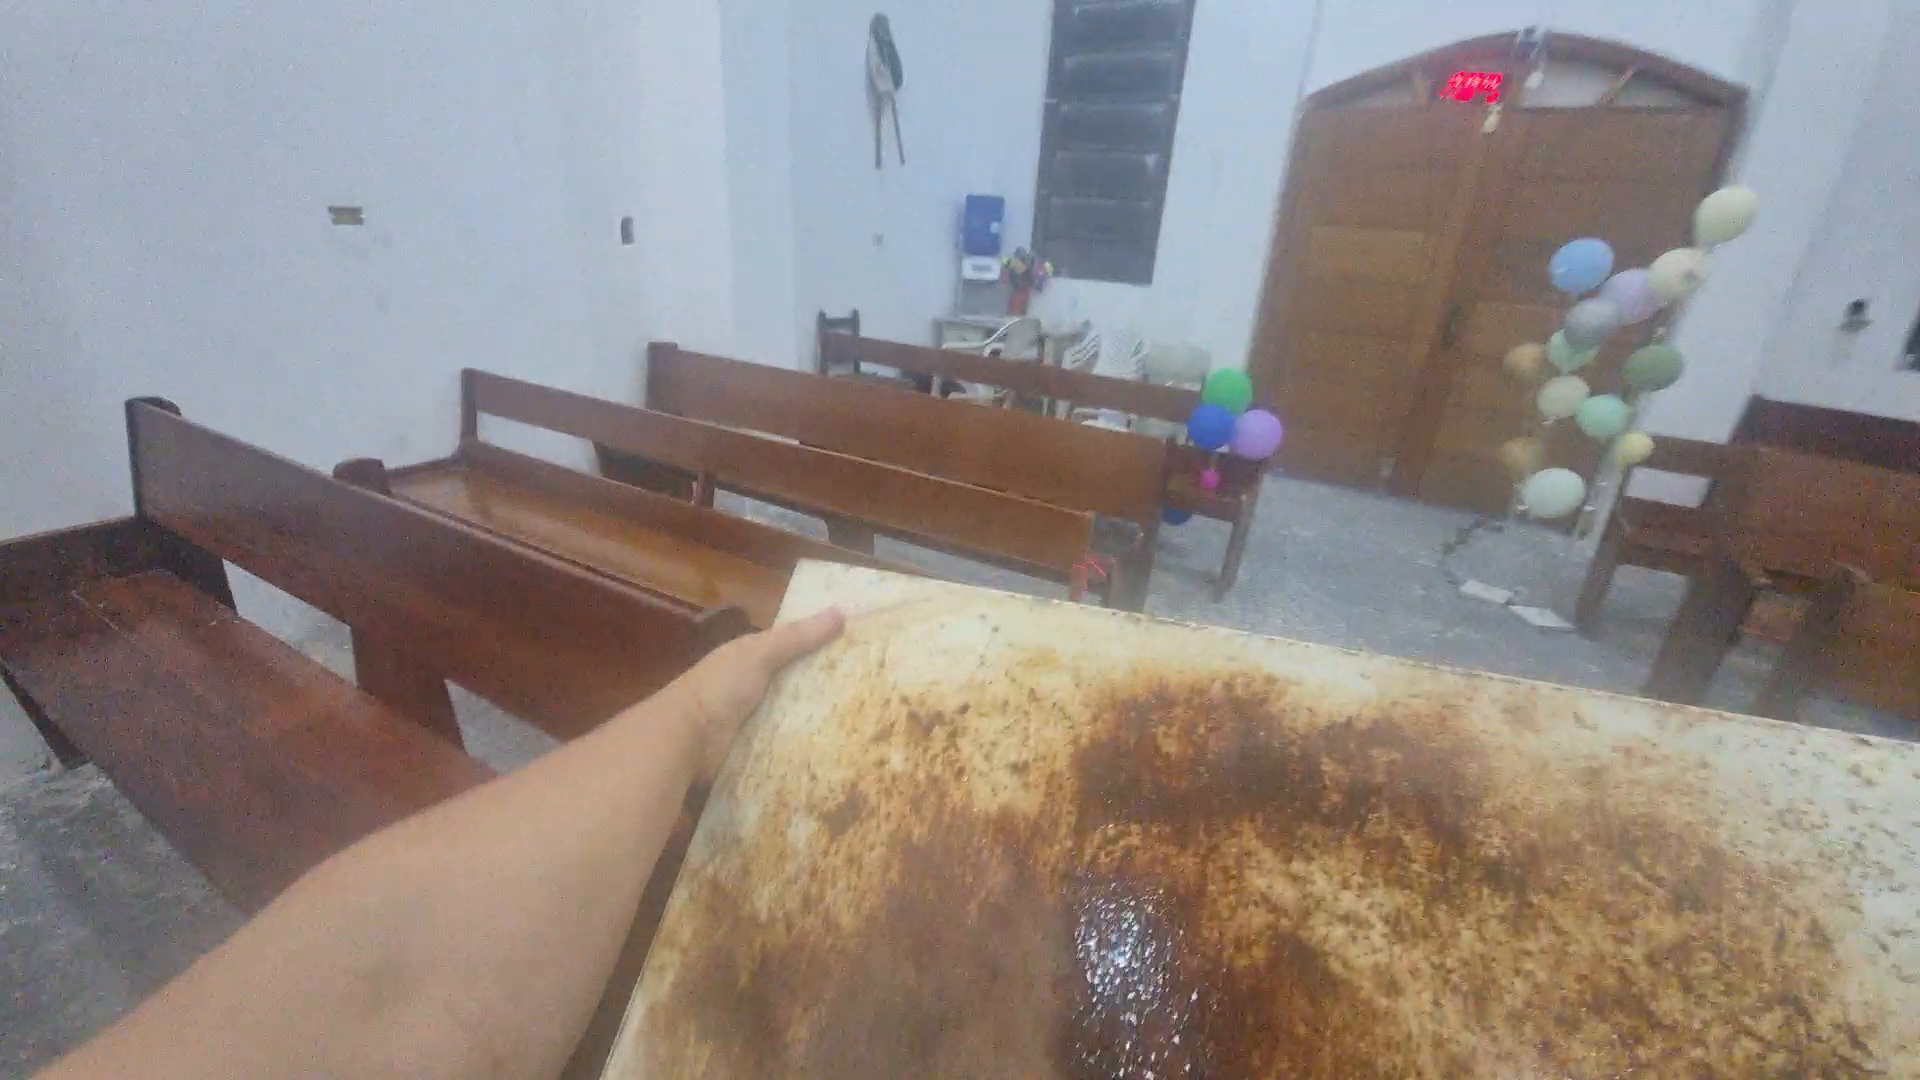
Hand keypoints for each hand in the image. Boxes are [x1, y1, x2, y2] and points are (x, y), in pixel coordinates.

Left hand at [669, 608, 845, 781]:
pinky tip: (831, 750)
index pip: (792, 648)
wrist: (682, 742)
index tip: (858, 651)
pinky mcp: (753, 752)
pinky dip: (802, 746)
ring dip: (816, 721)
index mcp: (749, 659)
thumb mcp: (759, 654)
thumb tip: (841, 611)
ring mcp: (751, 721)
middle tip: (868, 693)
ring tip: (859, 725)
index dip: (820, 647)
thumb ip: (797, 637)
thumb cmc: (719, 688)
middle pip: (795, 684)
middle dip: (824, 688)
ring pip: (793, 717)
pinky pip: (784, 746)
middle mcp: (751, 688)